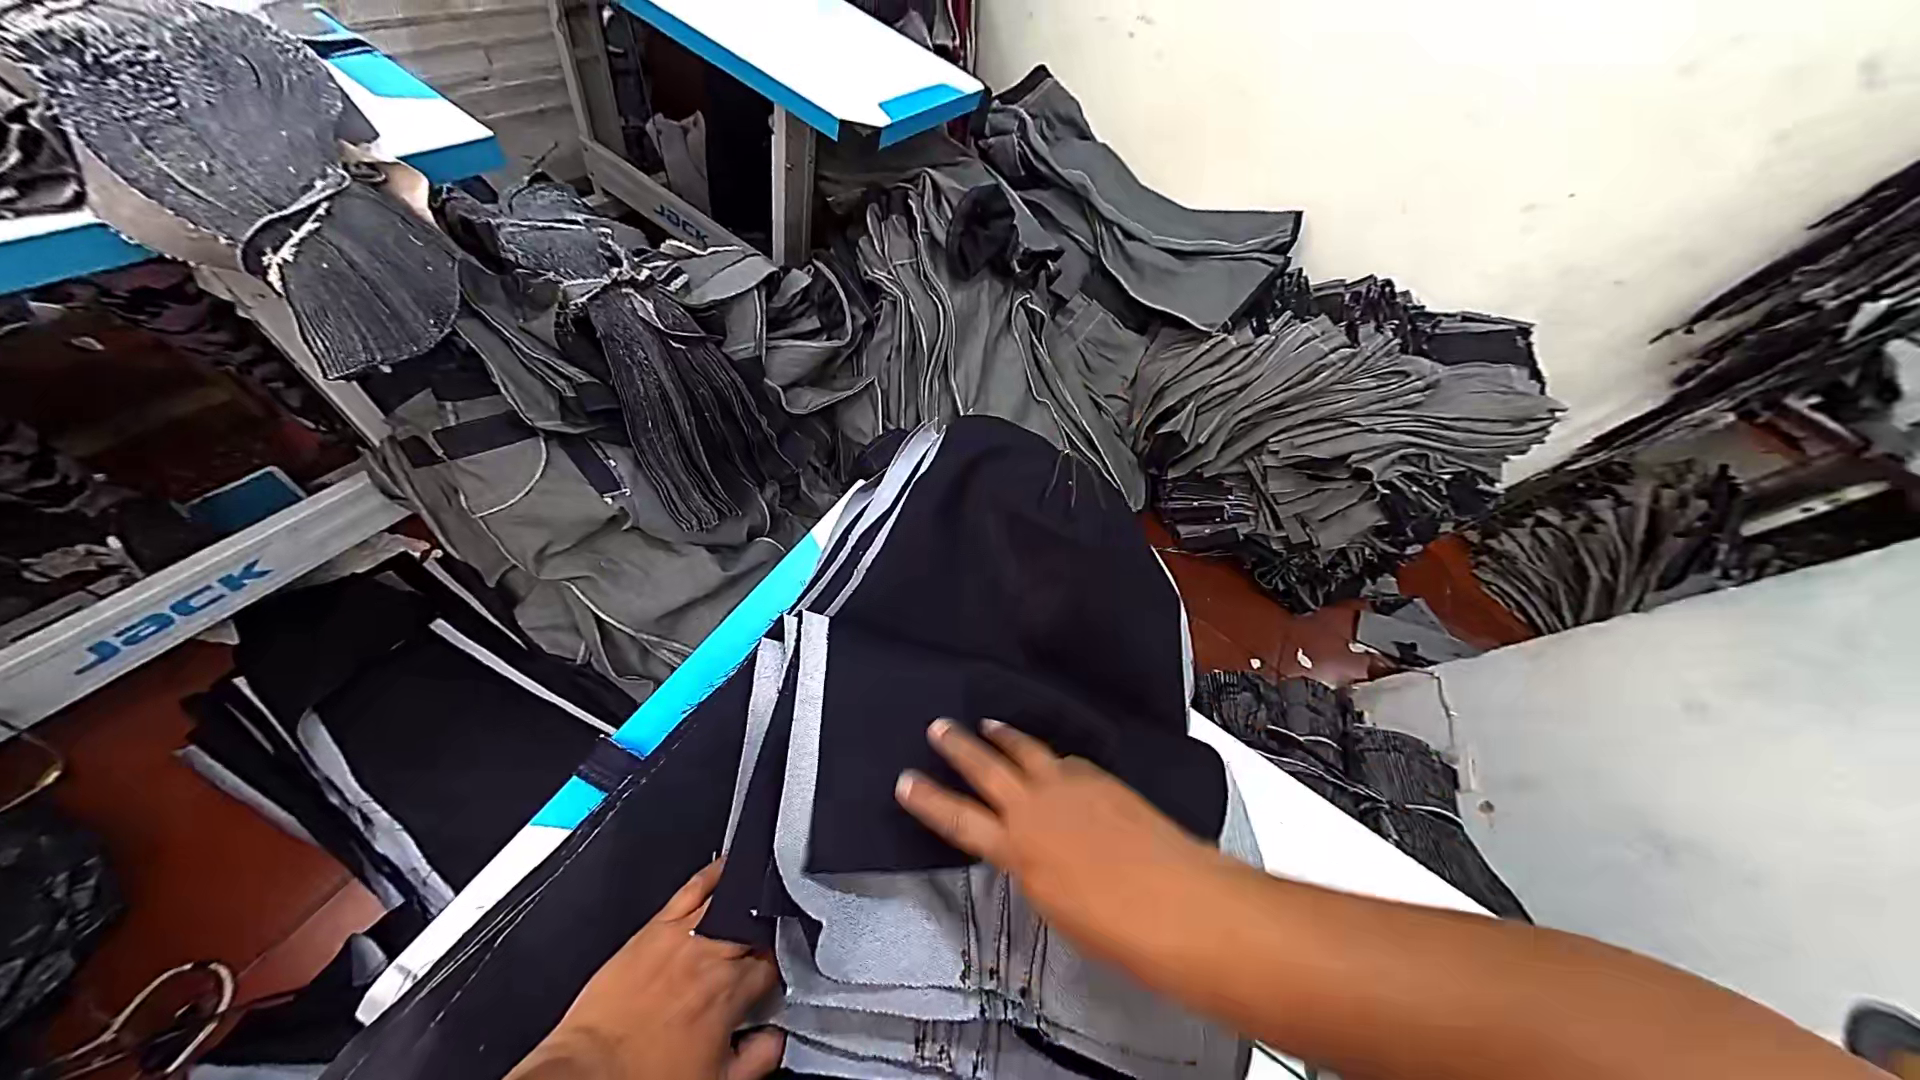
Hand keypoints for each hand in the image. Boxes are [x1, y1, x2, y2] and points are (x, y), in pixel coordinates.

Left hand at [507, 860, 784, 1079]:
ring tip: (758, 900)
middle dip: (766, 937)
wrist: (586, 1078)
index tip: (773, 979)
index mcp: (731, 990)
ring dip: (748, 901)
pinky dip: (713, 874)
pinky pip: (693, 888)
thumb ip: (758, 1057)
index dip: (779, 969)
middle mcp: (713, 954)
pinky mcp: (657, 927)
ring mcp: (684, 935)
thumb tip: (778, 1037)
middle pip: (757, 928)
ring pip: (730, 902)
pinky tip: (726, 867)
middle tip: (761, 952)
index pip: (773, 964)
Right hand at [893, 718, 1240, 975]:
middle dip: (958, 747)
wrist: (1174, 899)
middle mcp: (1035, 808)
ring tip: (987, 723)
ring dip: (1004, 736)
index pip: (957, 820)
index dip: (928, 800)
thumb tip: (1023, 851)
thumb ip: (1029, 867)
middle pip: (985, 768)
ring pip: (1025, 751)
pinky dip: (1050, 754)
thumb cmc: (1112, 925)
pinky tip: (1050, 754)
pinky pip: (1064, 758)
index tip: (905, 781)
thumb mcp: (1052, 904)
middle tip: (938, 726)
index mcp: (1016, 848)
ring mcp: (1068, 786)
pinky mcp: (1099, 778)